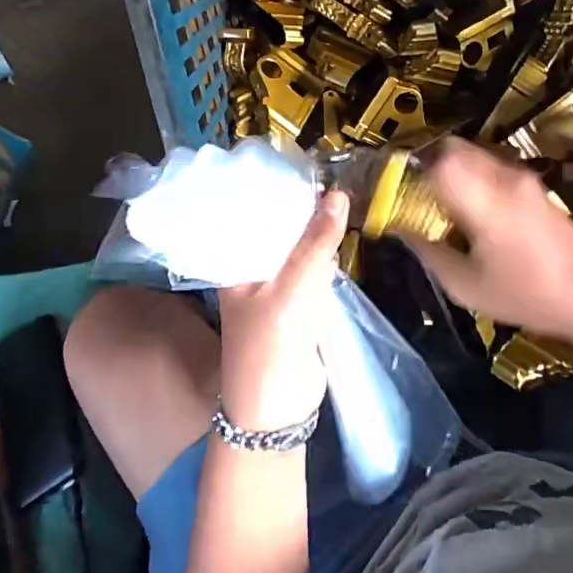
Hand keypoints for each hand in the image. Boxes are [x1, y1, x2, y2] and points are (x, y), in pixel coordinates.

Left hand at [216, 191, 346, 431]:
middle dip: (299, 206)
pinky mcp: (297, 303)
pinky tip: (336, 234)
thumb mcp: (294, 288)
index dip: (271, 188)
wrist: (277, 410)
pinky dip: (323, 255)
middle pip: (275, 228)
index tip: (297, 163)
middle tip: (326, 173)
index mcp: (234, 261)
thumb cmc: (272, 344)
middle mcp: (250, 268)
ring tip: (336, 194)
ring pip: (295, 247)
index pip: (247, 213)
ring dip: (313, 229)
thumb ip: (316, 242)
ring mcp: (274, 286)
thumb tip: (337, 194)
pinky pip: (310, 269)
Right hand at [401, 140, 572, 351]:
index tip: (395, 188)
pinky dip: (470, 177)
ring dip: (450, 169)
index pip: (436, 160)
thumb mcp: (467, 286)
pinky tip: (470, 212)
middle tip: (412, 194)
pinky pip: (490, 167)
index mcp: (483, 198)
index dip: (410, 169)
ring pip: (472, 154)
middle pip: (453, 148)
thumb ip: (429, 254)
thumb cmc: (531, 294)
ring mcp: (521, 178)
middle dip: (426, 164)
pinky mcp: (533, 186)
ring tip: (439, 204)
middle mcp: (502, 177)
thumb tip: (401, 231)